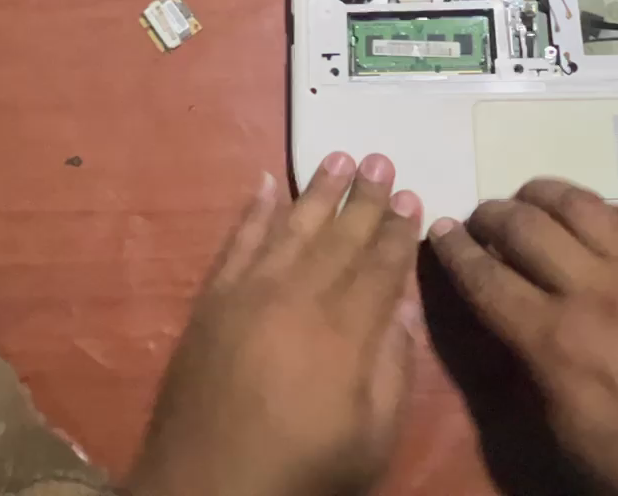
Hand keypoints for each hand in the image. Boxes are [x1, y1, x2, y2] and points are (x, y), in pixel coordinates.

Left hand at [126, 152, 422, 495]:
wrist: (206, 488)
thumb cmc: (301, 469)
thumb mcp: (371, 439)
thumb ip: (393, 369)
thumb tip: (406, 306)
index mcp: (344, 331)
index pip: (381, 266)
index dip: (398, 229)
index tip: (411, 195)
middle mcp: (299, 296)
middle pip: (341, 236)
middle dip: (365, 196)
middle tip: (381, 158)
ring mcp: (251, 291)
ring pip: (293, 226)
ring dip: (318, 189)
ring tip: (339, 155)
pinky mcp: (214, 296)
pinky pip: (238, 241)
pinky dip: (254, 210)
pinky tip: (266, 182)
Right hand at [429, 181, 617, 495]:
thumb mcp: (570, 440)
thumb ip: (525, 369)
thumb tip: (501, 317)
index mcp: (561, 345)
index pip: (486, 278)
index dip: (453, 251)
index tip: (437, 231)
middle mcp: (596, 291)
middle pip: (521, 224)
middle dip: (487, 215)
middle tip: (476, 222)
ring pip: (573, 200)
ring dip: (535, 194)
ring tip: (522, 205)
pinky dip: (592, 208)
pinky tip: (585, 222)